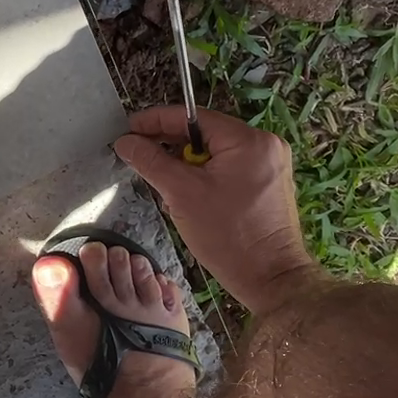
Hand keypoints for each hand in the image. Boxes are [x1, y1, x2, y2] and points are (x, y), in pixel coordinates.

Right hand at [112, 106, 317, 311]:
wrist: (271, 281)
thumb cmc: (228, 236)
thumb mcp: (180, 193)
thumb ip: (150, 161)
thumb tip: (125, 141)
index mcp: (248, 140)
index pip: (192, 117)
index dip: (155, 121)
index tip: (129, 129)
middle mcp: (264, 145)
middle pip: (204, 134)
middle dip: (169, 145)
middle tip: (139, 156)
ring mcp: (270, 165)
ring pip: (214, 153)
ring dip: (185, 164)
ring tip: (164, 185)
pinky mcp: (268, 184)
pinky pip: (227, 168)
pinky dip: (204, 176)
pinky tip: (187, 195)